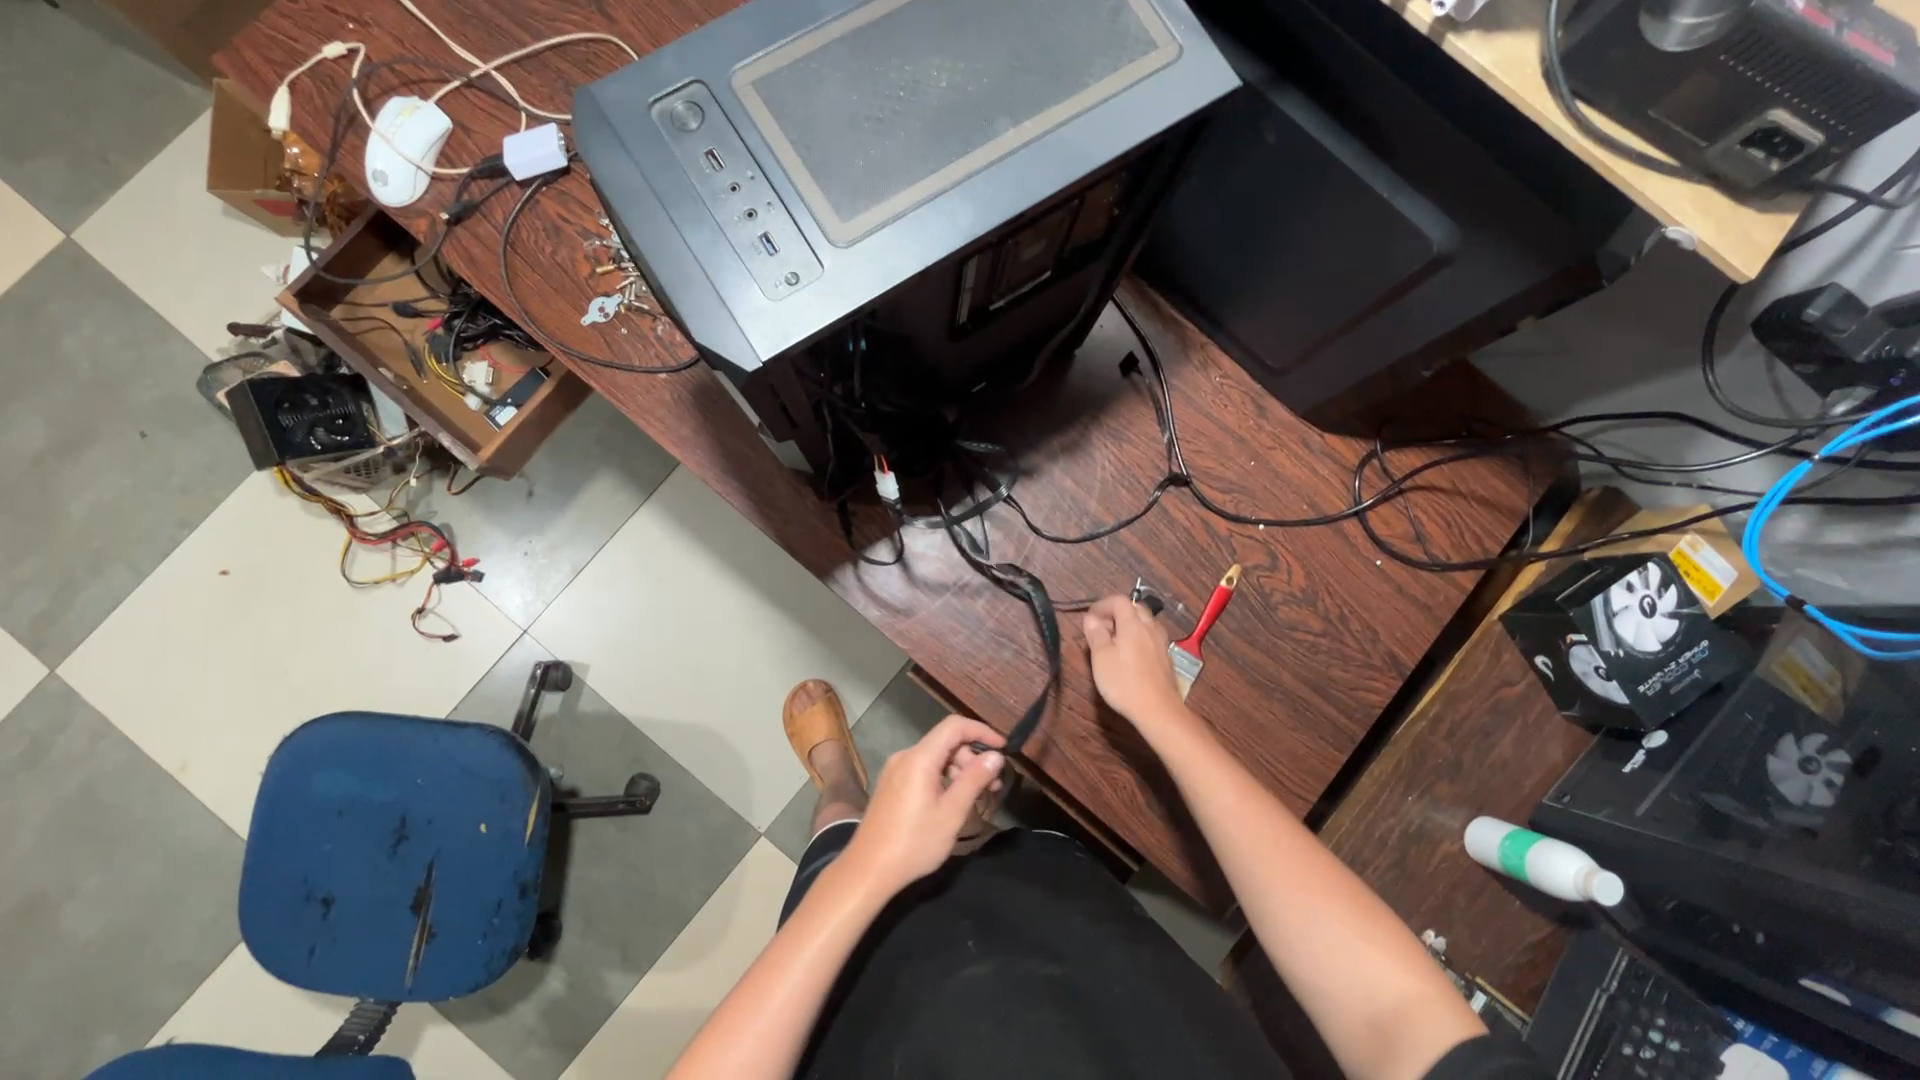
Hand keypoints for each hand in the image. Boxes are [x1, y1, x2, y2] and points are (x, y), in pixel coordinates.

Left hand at [841, 716, 1005, 897]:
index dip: (981, 731)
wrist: (868, 870)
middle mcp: (904, 757)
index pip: (954, 726)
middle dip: (972, 758)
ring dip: (959, 771)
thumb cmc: (914, 842)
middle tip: (993, 785)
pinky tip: (953, 801)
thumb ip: (974, 779)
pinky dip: (943, 779)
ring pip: (934, 758)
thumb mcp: (951, 813)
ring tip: (976, 797)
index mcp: (919, 758)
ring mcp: (895, 771)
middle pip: (945, 742)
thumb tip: (996, 756)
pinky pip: (922, 770)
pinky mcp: (891, 786)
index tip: (1003, 748)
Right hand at [1083, 595, 1189, 729]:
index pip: (1119, 600)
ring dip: (1129, 625)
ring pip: (1145, 622)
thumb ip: (1096, 634)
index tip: (1090, 620)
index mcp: (1133, 624)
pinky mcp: (1166, 657)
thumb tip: (1091, 618)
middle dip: (1116, 613)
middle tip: (1101, 629)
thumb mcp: (1101, 658)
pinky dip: (1139, 637)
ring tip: (1115, 642)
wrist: (1158, 709)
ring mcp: (1161, 642)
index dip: (1102, 605)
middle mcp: (1150, 628)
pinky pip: (1151, 637)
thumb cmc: (1124, 682)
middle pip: (1134, 608)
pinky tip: (1131, 655)